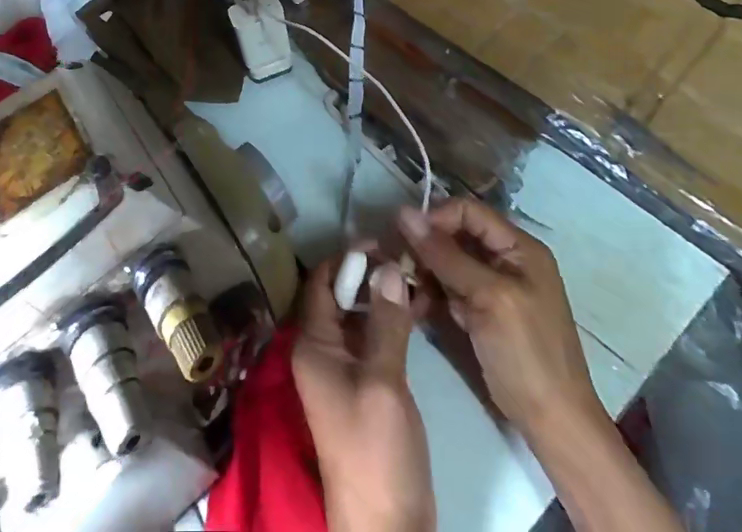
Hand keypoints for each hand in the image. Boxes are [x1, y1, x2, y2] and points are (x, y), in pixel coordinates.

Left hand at [293, 251, 433, 531]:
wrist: (386, 519)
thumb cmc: (375, 448)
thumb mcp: (382, 381)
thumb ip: (385, 322)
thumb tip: (389, 267)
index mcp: (314, 346)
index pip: (322, 284)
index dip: (348, 257)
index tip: (385, 238)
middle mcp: (325, 351)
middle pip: (343, 296)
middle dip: (373, 272)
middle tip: (413, 253)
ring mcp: (348, 368)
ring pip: (364, 315)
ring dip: (388, 293)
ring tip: (425, 271)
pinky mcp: (371, 382)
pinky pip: (378, 336)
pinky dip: (397, 318)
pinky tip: (427, 304)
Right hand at [396, 200, 599, 438]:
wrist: (552, 421)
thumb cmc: (526, 352)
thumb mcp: (487, 297)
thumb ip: (446, 255)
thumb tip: (405, 213)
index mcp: (519, 247)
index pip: (469, 212)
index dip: (436, 218)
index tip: (402, 237)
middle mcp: (507, 260)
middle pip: (457, 237)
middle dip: (426, 249)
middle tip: (396, 268)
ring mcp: (494, 289)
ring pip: (449, 265)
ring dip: (425, 275)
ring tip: (403, 292)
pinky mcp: (482, 314)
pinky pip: (451, 292)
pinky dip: (433, 297)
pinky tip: (416, 310)